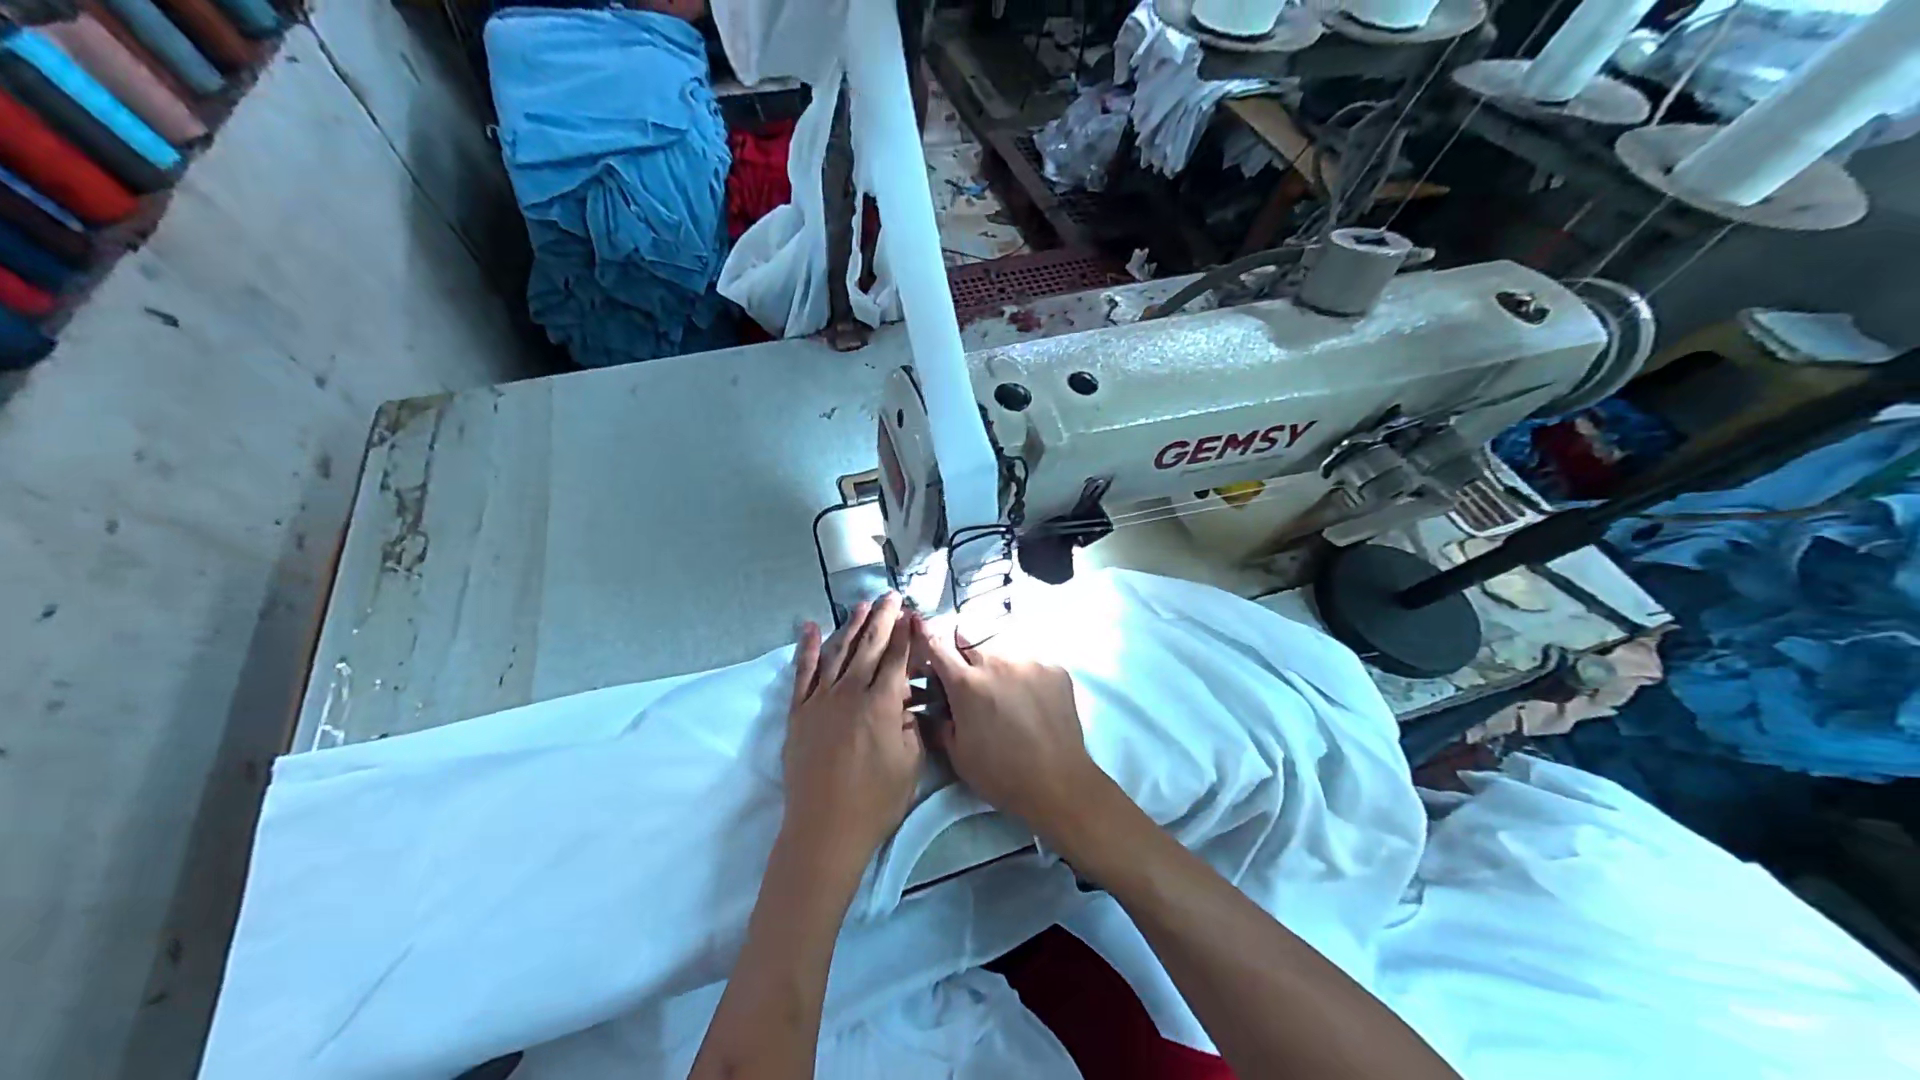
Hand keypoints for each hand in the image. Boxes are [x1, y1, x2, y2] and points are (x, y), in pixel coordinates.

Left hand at [781, 594, 924, 876]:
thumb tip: (906, 701)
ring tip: (861, 605)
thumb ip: (911, 725)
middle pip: (869, 646)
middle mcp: (850, 693)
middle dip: (882, 619)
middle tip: (891, 596)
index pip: (896, 658)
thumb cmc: (876, 801)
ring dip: (850, 626)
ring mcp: (820, 700)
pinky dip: (804, 647)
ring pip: (837, 652)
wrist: (825, 828)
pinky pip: (802, 672)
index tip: (911, 613)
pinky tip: (808, 627)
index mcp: (882, 704)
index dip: (905, 634)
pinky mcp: (798, 712)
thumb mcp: (911, 763)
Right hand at [915, 619, 1108, 839]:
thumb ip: (942, 720)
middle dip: (964, 650)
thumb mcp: (957, 754)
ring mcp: (1029, 662)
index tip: (917, 621)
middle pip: (971, 638)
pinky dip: (1026, 676)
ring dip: (998, 664)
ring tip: (1006, 691)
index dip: (923, 633)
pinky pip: (1032, 663)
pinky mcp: (1055, 669)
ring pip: (1004, 650)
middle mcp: (997, 663)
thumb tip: (936, 703)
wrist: (1057, 783)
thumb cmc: (1001, 774)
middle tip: (970, 673)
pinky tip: (1032, 700)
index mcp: (967, 684)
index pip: (936, 646)